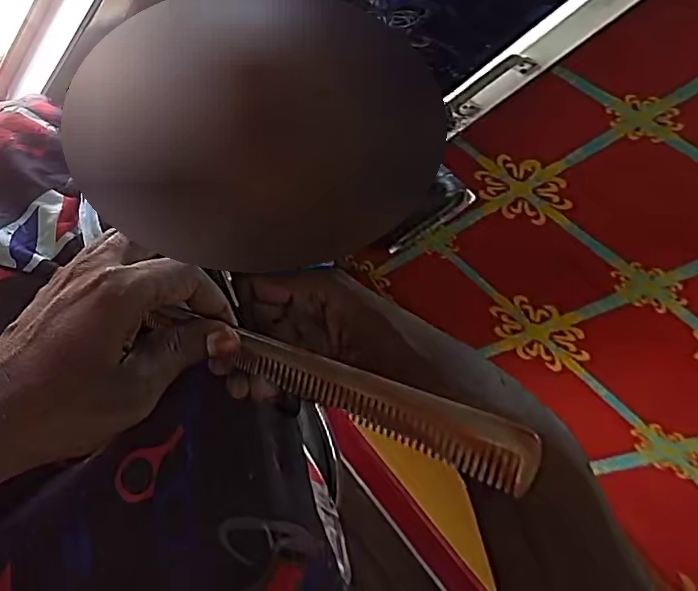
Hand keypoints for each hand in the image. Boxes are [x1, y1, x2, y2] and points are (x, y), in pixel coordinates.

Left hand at [0, 232, 243, 473]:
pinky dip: (128, 272)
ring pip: (125, 243)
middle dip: (184, 270)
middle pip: (154, 241)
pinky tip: (134, 312)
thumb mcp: (134, 390)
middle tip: (198, 311)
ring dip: (154, 266)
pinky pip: (103, 258)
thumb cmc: (65, 407)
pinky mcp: (59, 281)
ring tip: (169, 312)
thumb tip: (213, 334)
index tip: (224, 330)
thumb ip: (177, 351)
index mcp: (119, 287)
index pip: (183, 271)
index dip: (213, 298)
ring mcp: (72, 269)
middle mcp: (95, 264)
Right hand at [214, 268, 414, 401]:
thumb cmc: (424, 377)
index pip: (256, 281)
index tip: (221, 337)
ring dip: (252, 363)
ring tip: (242, 387)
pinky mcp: (332, 358)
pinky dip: (273, 376)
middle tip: (226, 370)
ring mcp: (325, 331)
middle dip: (239, 341)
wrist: (477, 415)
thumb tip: (236, 346)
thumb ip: (288, 351)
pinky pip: (289, 360)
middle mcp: (320, 302)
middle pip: (258, 311)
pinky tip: (265, 392)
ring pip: (270, 339)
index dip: (234, 307)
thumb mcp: (348, 361)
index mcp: (323, 287)